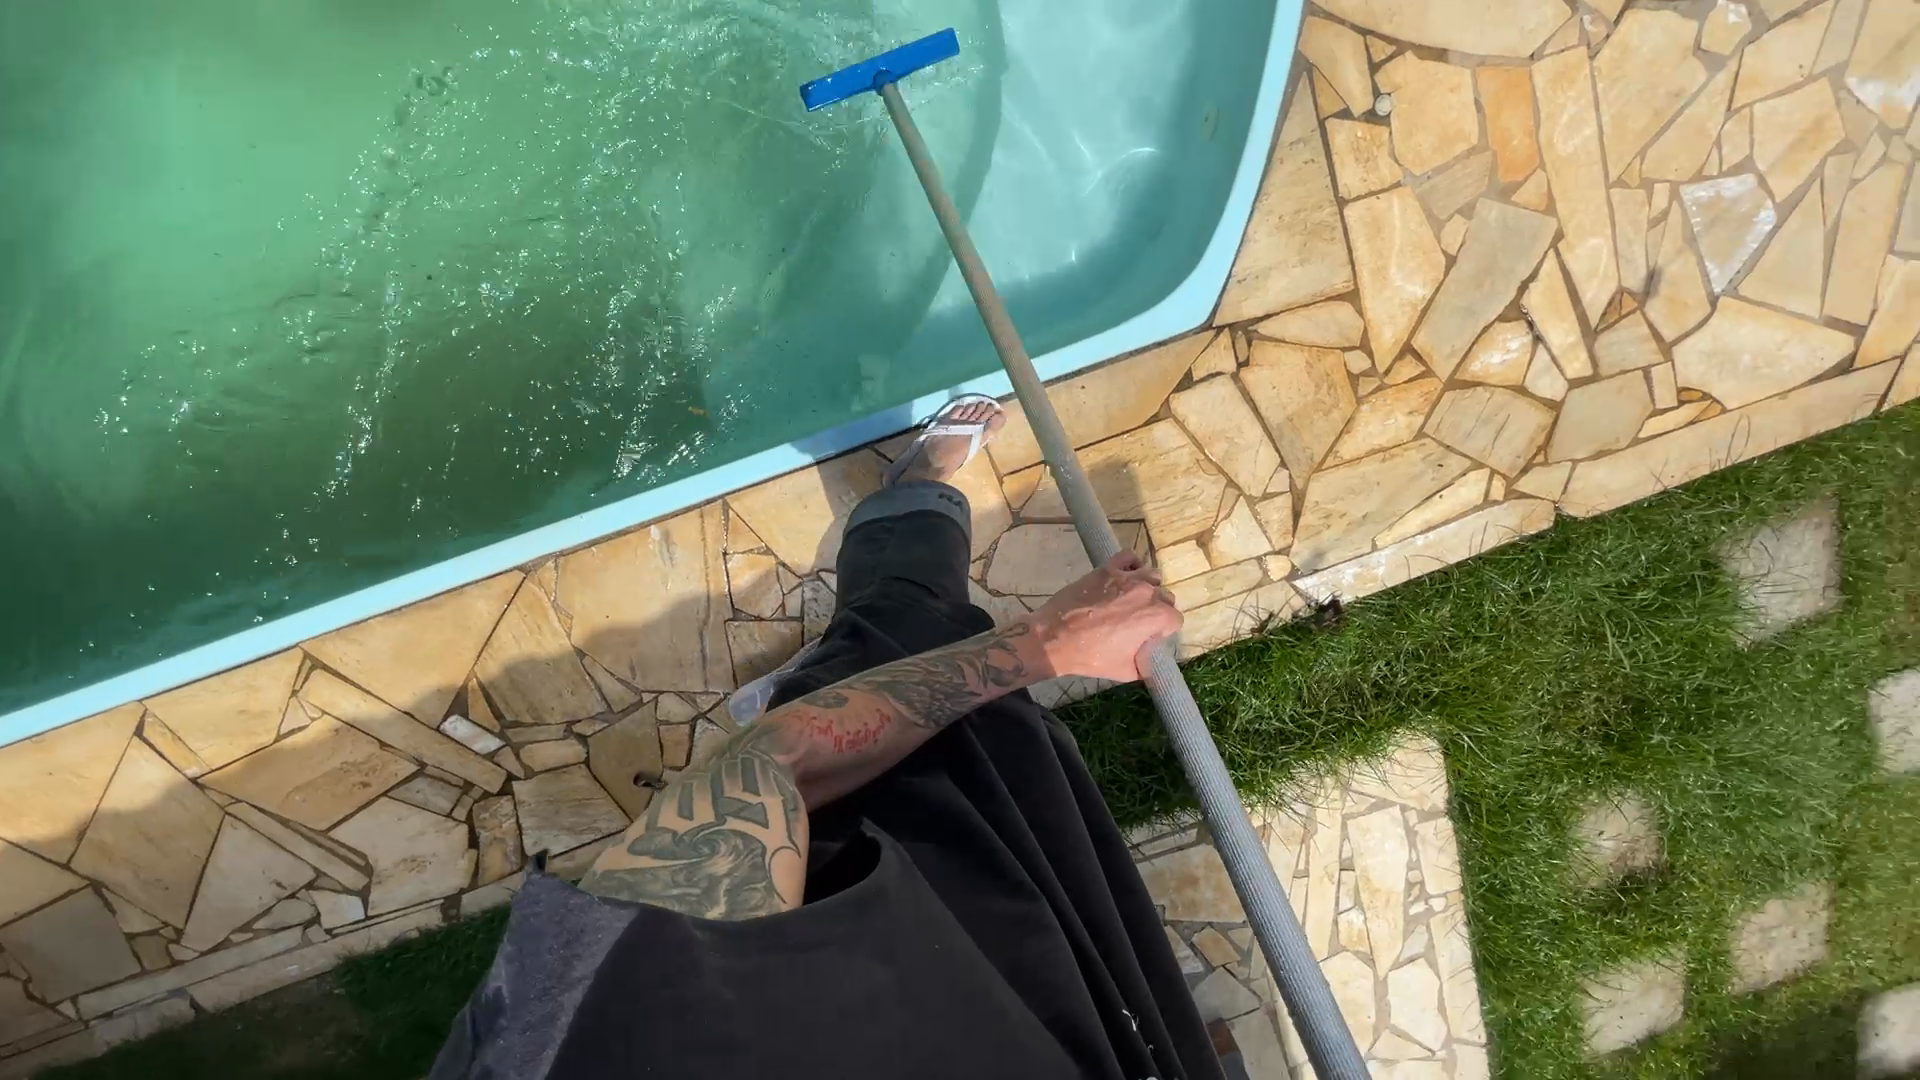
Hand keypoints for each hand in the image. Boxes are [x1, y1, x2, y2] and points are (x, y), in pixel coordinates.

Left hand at [1021, 553, 1182, 681]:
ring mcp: (1126, 578)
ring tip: (1131, 600)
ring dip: (1147, 587)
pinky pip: (1129, 557)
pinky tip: (1126, 576)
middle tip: (1137, 622)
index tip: (1148, 637)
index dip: (1163, 630)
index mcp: (1156, 616)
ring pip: (1151, 576)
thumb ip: (1149, 664)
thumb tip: (1154, 659)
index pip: (1175, 619)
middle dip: (1156, 609)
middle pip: (1165, 596)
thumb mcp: (1127, 671)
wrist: (1054, 637)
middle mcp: (1146, 592)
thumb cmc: (1091, 656)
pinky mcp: (1107, 569)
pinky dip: (1132, 564)